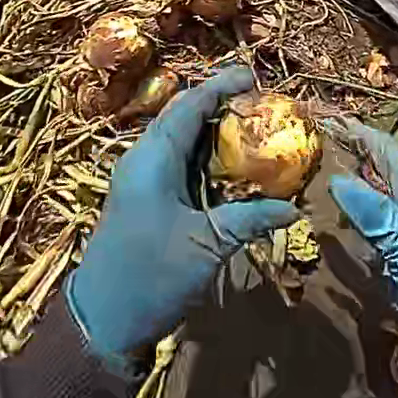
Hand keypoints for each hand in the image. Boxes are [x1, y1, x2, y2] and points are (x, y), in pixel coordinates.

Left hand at [67, 65, 300, 370]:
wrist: (102, 321)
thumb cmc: (152, 276)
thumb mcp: (207, 246)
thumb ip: (249, 220)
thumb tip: (295, 209)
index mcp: (153, 158)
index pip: (190, 105)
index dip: (221, 86)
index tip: (253, 77)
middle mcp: (142, 157)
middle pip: (181, 114)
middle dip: (217, 102)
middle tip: (256, 101)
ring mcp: (138, 175)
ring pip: (176, 135)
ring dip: (208, 126)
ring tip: (246, 123)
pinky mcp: (140, 193)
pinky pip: (172, 157)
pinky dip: (199, 151)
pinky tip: (224, 162)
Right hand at [329, 122, 397, 397]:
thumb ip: (372, 215)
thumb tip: (336, 179)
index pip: (384, 147)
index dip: (353, 133)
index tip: (323, 124)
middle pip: (388, 163)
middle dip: (355, 158)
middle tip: (319, 159)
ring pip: (396, 186)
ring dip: (367, 183)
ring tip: (334, 187)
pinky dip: (382, 206)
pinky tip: (366, 223)